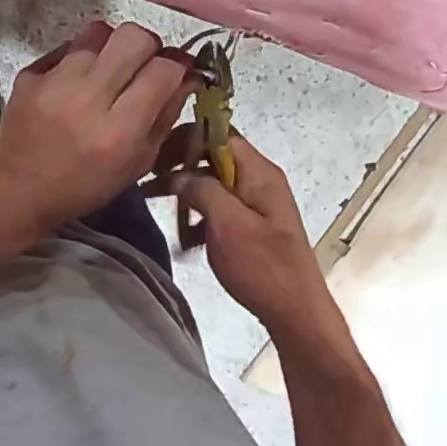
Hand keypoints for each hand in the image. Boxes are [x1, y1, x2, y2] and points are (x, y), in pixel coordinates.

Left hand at [0, 22, 195, 235]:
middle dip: (149, 47)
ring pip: (99, 32)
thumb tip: (187, 77)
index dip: (179, 65)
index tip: (179, 70)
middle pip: (134, 37)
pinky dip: (82, 58)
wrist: (20, 190)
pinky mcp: (31, 75)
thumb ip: (165, 117)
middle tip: (145, 65)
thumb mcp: (137, 164)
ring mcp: (54, 83)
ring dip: (114, 47)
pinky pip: (68, 46)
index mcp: (118, 132)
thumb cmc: (86, 185)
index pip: (163, 70)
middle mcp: (87, 100)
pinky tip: (78, 81)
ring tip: (110, 69)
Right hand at [166, 133, 349, 348]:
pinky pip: (221, 209)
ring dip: (188, 195)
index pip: (221, 134)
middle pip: (215, 157)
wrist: (295, 312)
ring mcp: (257, 203)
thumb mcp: (227, 224)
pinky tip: (186, 238)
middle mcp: (259, 180)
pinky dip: (201, 217)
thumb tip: (180, 174)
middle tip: (151, 181)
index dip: (188, 138)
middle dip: (182, 167)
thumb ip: (202, 190)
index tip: (158, 154)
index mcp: (258, 172)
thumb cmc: (262, 266)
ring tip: (159, 206)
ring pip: (214, 184)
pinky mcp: (253, 225)